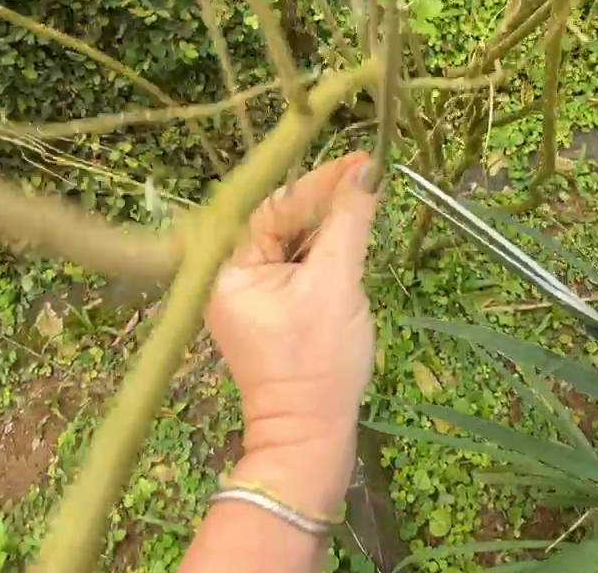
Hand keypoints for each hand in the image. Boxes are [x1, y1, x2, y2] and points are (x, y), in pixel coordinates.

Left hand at [205, 152, 377, 515]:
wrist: (312, 437)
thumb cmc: (319, 361)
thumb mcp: (337, 283)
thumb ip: (349, 221)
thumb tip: (367, 168)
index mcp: (229, 269)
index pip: (275, 207)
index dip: (319, 182)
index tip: (361, 161)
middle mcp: (230, 274)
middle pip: (281, 219)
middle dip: (325, 199)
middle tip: (368, 174)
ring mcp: (252, 290)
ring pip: (293, 238)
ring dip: (328, 221)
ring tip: (366, 195)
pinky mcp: (273, 304)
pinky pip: (298, 260)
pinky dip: (325, 246)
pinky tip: (352, 229)